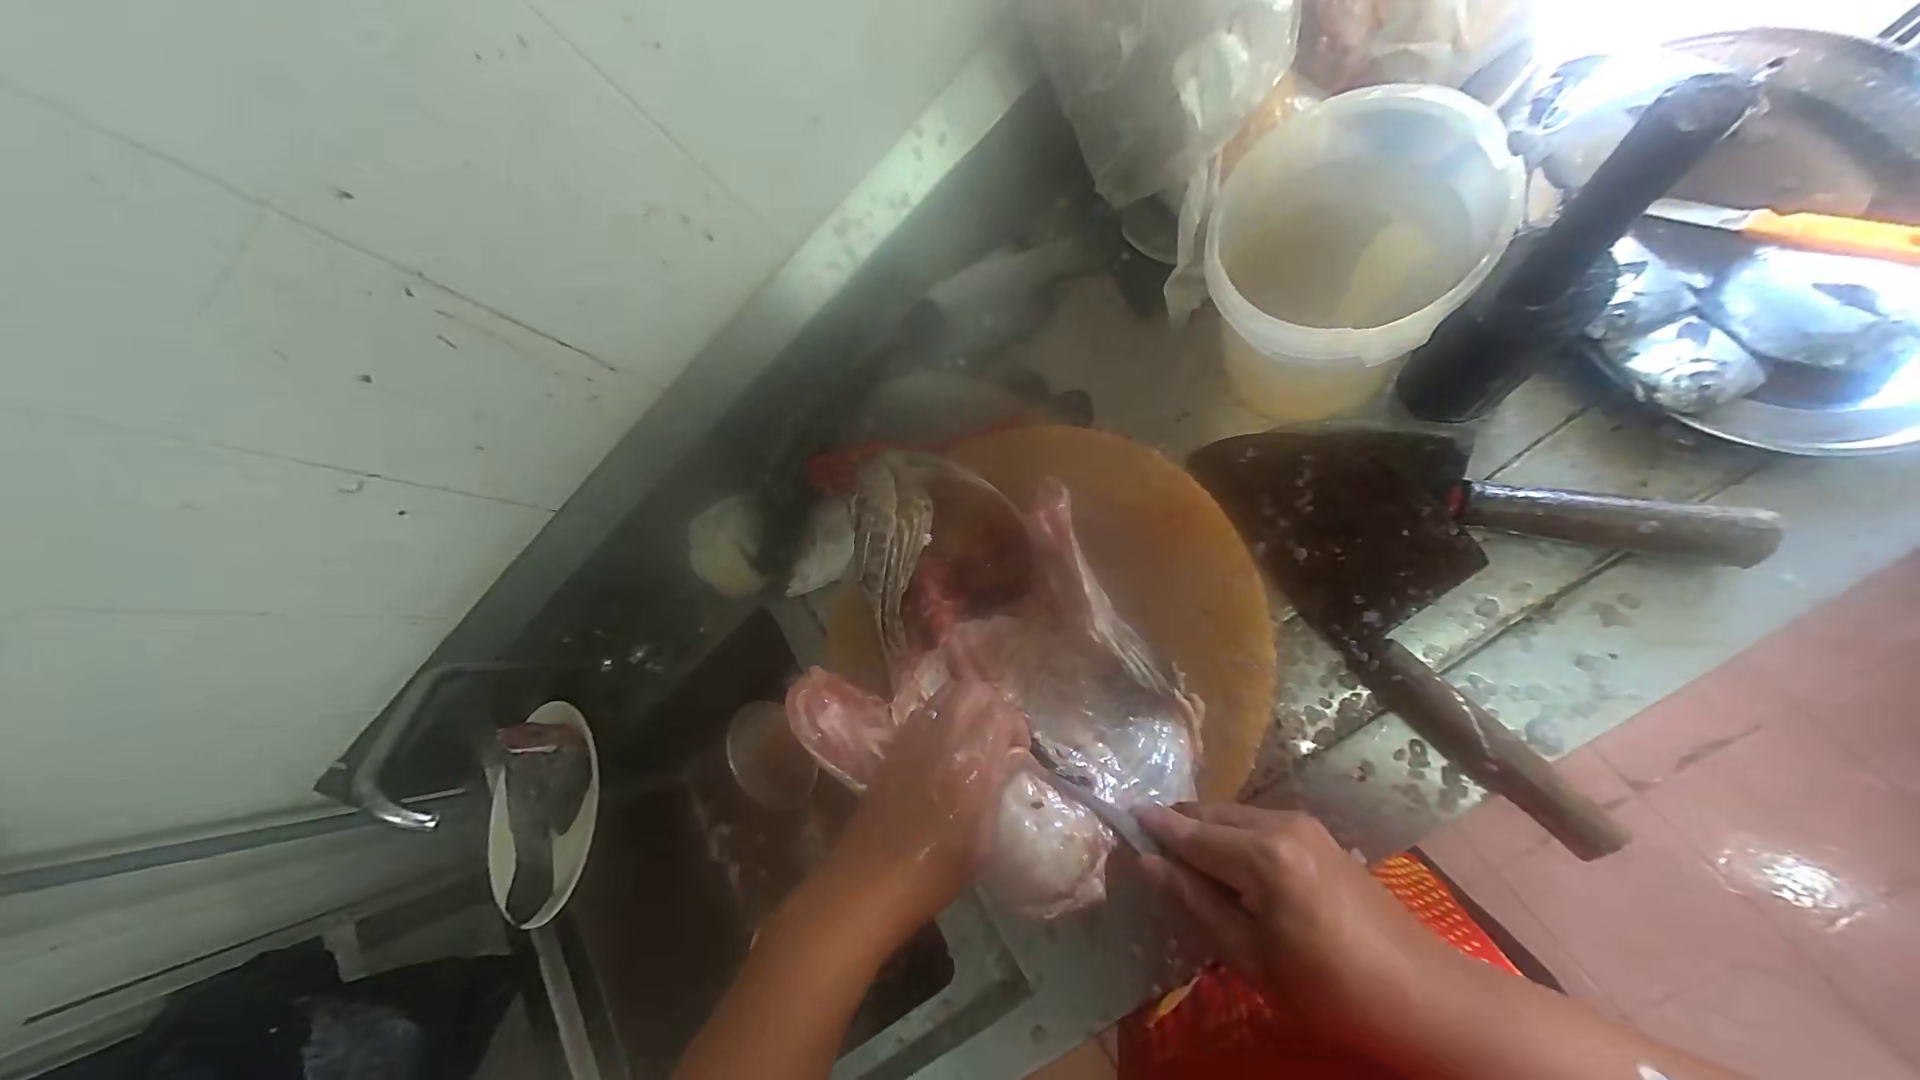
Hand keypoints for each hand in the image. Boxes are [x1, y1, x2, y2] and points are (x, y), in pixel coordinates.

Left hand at [821, 679, 1028, 931]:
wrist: (867, 883)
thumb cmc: (934, 874)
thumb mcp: (983, 842)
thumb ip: (999, 788)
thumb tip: (1013, 755)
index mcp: (969, 768)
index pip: (1001, 713)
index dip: (1016, 725)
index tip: (1017, 751)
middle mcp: (941, 742)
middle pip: (973, 690)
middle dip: (994, 704)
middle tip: (998, 735)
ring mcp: (913, 740)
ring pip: (946, 693)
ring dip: (967, 704)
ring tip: (973, 735)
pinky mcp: (894, 747)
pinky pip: (923, 712)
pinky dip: (942, 715)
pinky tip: (944, 745)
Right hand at [1136, 803, 1461, 1039]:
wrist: (1423, 994)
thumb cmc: (1329, 987)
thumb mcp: (1250, 955)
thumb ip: (1194, 900)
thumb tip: (1146, 862)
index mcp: (1261, 855)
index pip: (1188, 831)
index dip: (1152, 825)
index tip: (1121, 818)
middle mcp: (1279, 823)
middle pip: (1208, 813)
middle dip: (1179, 828)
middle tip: (1156, 859)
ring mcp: (1302, 823)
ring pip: (1231, 814)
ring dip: (1206, 832)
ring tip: (1194, 870)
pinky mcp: (1316, 832)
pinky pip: (1256, 822)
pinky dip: (1233, 836)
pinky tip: (1234, 870)